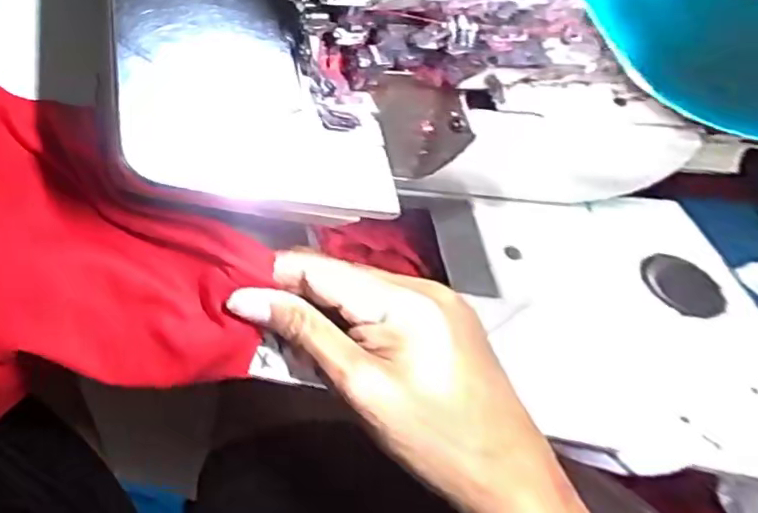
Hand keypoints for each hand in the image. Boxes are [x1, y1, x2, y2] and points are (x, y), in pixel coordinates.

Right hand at [227, 252, 584, 512]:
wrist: (518, 490)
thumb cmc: (445, 448)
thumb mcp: (361, 390)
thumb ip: (303, 333)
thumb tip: (249, 298)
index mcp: (405, 299)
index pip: (316, 267)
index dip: (272, 277)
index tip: (238, 295)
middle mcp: (421, 286)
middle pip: (332, 275)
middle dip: (294, 298)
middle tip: (264, 331)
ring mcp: (432, 299)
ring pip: (350, 288)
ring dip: (318, 311)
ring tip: (302, 350)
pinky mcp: (437, 315)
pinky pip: (374, 302)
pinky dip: (347, 320)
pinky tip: (337, 349)